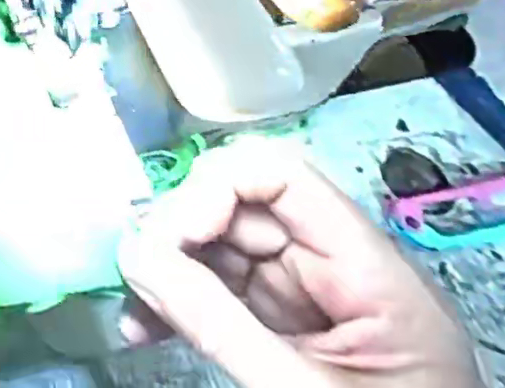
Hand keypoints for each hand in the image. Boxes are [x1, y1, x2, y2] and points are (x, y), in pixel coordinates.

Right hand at [119, 142, 480, 387]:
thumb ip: (216, 323)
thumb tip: (134, 254)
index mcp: (371, 273)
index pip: (284, 177)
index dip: (219, 187)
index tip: (174, 237)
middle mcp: (339, 268)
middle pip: (244, 208)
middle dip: (181, 234)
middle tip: (135, 273)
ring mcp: (311, 299)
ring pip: (223, 248)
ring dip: (170, 270)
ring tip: (133, 311)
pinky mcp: (288, 328)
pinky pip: (223, 291)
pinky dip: (183, 302)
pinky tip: (146, 326)